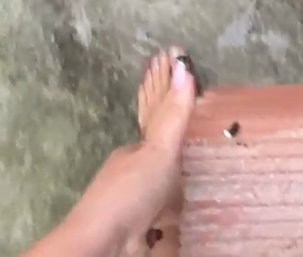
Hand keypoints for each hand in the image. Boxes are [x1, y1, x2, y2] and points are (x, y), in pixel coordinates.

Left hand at [26, 53, 196, 256]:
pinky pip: (163, 217)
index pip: (156, 121)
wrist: (101, 246)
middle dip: (174, 147)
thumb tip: (184, 64)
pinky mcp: (139, 233)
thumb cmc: (130, 191)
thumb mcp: (158, 150)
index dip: (170, 105)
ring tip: (198, 177)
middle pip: (156, 154)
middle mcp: (132, 174)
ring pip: (159, 187)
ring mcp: (133, 205)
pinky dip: (174, 216)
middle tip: (201, 136)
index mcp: (134, 151)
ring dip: (175, 183)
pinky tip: (185, 218)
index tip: (187, 90)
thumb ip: (173, 114)